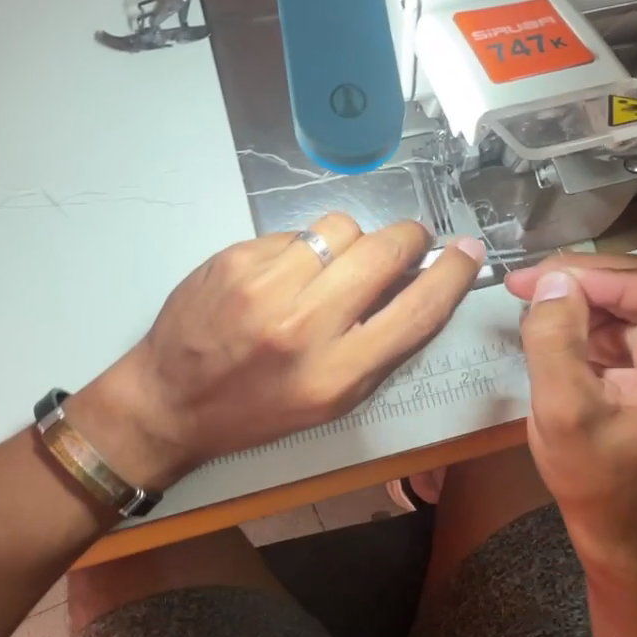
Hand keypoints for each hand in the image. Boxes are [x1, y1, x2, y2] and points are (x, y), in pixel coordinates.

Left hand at [70, 214, 485, 489]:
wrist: (169, 400)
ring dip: (351, 240)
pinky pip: (294, 232)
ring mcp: (264, 286)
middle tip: (406, 244)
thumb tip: (418, 283)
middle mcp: (304, 326)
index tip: (467, 251)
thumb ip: (378, 346)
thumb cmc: (257, 410)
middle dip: (407, 238)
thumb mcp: (329, 401)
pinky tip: (283, 273)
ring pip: (340, 227)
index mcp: (335, 375)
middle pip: (384, 252)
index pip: (415, 311)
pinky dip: (302, 247)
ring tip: (333, 264)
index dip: (452, 274)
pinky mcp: (234, 258)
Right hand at [506, 253, 636, 565]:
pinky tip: (546, 319)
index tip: (554, 285)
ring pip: (628, 295)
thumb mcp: (561, 408)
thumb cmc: (590, 474)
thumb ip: (554, 339)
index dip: (611, 276)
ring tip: (529, 296)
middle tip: (528, 282)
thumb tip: (550, 280)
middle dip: (587, 277)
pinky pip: (616, 316)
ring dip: (578, 291)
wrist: (607, 521)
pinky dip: (579, 311)